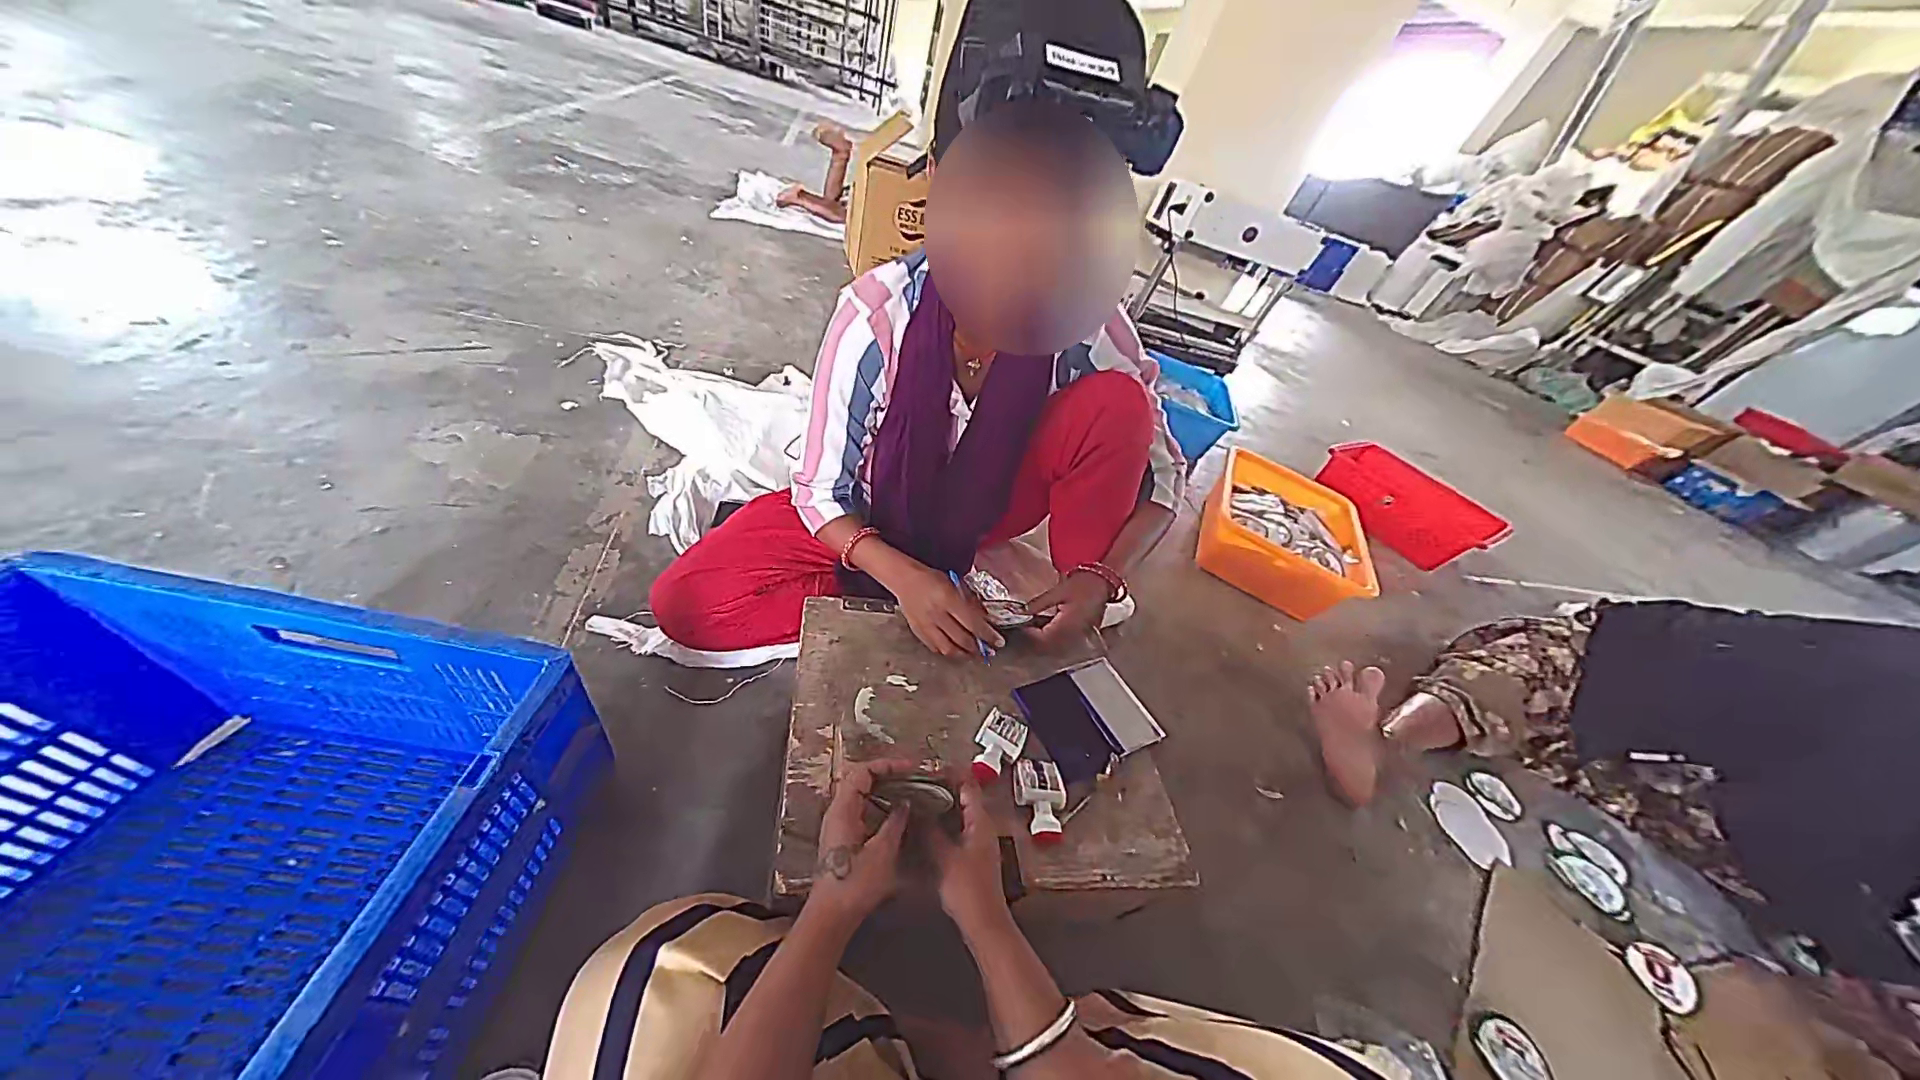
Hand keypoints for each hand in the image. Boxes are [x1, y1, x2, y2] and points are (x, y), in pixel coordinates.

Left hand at [809, 759, 912, 928]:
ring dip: (884, 789)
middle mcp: (838, 812)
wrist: (831, 915)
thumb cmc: (855, 883)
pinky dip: (880, 805)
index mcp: (843, 809)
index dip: (886, 765)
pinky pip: (863, 810)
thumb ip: (895, 823)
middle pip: (860, 780)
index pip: (862, 771)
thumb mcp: (882, 851)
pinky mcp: (843, 839)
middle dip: (887, 774)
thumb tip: (905, 803)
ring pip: (862, 795)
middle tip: (911, 776)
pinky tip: (897, 814)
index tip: (909, 768)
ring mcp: (839, 825)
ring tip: (909, 790)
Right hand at [892, 564, 1005, 658]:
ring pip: (948, 648)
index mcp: (948, 599)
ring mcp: (926, 625)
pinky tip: (955, 649)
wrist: (904, 579)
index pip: (973, 623)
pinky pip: (935, 648)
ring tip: (973, 654)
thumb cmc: (931, 578)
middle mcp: (937, 615)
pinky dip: (947, 651)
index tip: (998, 642)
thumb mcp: (955, 584)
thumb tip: (985, 619)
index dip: (988, 635)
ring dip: (964, 654)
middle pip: (962, 639)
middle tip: (989, 652)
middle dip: (978, 648)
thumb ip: (970, 602)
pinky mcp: (918, 631)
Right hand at [928, 776, 1010, 935]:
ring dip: (941, 807)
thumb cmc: (967, 888)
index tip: (928, 769)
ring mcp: (978, 842)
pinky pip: (957, 829)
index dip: (950, 774)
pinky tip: (925, 828)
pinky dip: (942, 824)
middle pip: (963, 798)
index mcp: (980, 821)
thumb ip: (930, 830)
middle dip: (942, 789)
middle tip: (917, 784)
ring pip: (959, 815)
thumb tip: (916, 808)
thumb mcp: (945, 856)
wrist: (984, 923)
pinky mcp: (972, 856)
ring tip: (917, 801)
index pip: (968, 786)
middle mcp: (982, 827)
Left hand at [1025, 570, 1111, 649]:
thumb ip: (1039, 604)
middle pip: (1049, 646)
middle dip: (1035, 639)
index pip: (1044, 639)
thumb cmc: (1082, 584)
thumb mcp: (1057, 591)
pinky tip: (1046, 627)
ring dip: (1043, 640)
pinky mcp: (1082, 635)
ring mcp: (1080, 636)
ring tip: (1033, 628)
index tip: (1021, 626)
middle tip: (1025, 628)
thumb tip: (1023, 612)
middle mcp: (1075, 635)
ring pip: (1057, 646)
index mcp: (1068, 625)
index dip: (1030, 635)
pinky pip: (1064, 642)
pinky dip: (1053, 637)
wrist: (1103, 582)